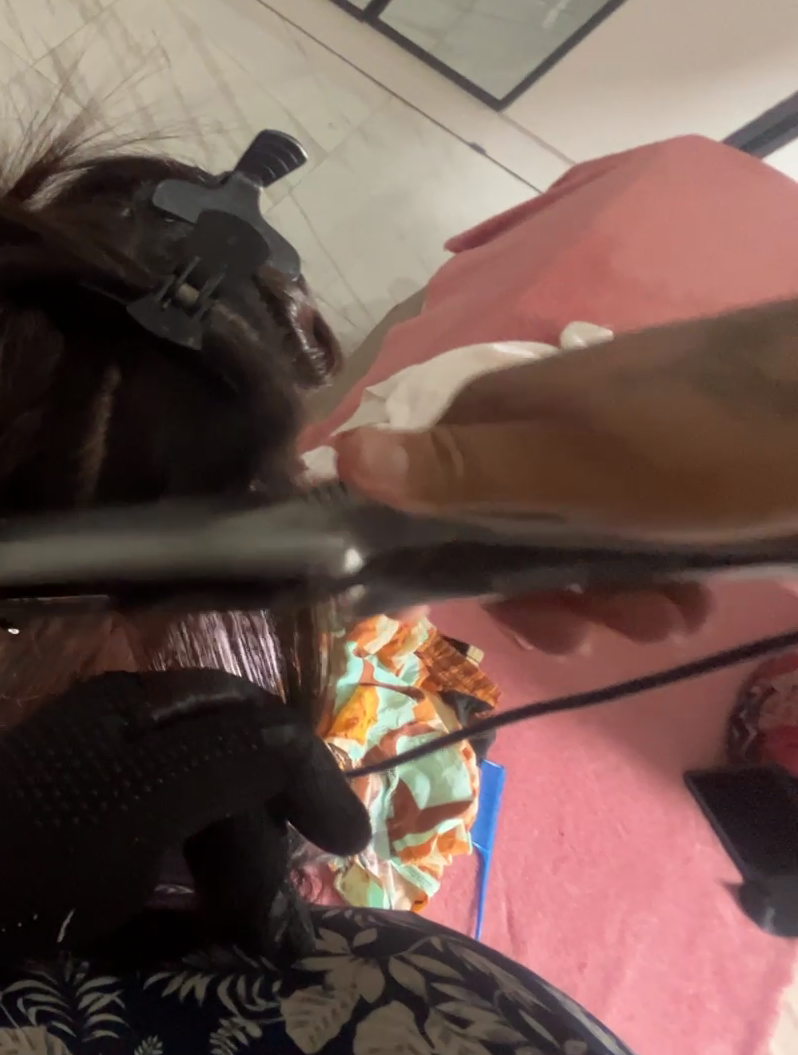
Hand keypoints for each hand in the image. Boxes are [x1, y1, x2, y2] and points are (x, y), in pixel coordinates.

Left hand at [0, 670, 368, 988]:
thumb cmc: (50, 839)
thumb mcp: (148, 794)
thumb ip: (225, 755)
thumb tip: (294, 733)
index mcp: (136, 703)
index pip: (246, 715)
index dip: (303, 769)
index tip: (343, 842)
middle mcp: (124, 725)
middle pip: (227, 767)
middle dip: (263, 840)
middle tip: (281, 918)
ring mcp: (107, 770)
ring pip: (201, 807)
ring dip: (236, 867)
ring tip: (250, 933)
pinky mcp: (95, 815)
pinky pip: (168, 832)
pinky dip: (199, 871)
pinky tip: (209, 916)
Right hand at [336, 297, 797, 652]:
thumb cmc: (718, 439)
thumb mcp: (575, 468)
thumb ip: (457, 470)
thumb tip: (337, 456)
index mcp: (482, 422)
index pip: (416, 506)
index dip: (437, 568)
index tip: (494, 616)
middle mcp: (520, 430)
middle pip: (486, 530)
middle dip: (538, 592)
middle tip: (596, 632)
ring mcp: (590, 443)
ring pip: (555, 536)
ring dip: (600, 594)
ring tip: (669, 621)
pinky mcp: (655, 461)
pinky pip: (616, 530)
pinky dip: (645, 574)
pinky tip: (690, 597)